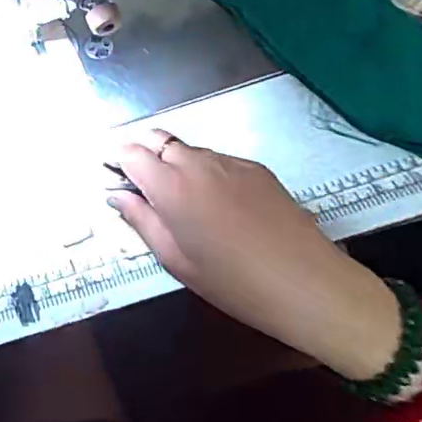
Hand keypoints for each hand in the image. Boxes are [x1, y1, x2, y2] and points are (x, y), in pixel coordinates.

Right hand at [108, 131, 400, 380]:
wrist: (304, 280)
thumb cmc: (232, 281)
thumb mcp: (176, 259)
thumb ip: (141, 221)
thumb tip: (117, 195)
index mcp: (171, 186)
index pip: (132, 152)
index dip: (119, 161)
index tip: (118, 178)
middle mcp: (197, 163)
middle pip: (158, 139)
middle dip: (143, 153)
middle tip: (144, 185)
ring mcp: (229, 161)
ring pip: (189, 149)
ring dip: (175, 163)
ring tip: (184, 201)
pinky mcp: (255, 167)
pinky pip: (218, 160)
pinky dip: (206, 171)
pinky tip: (219, 205)